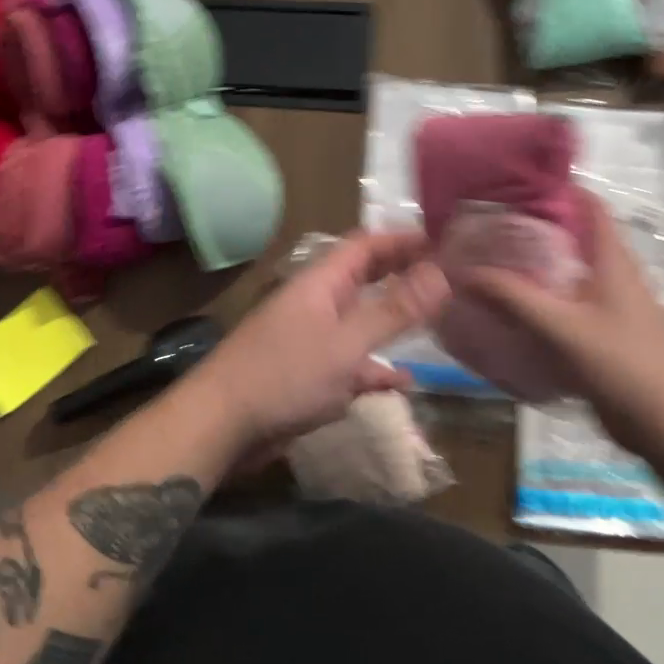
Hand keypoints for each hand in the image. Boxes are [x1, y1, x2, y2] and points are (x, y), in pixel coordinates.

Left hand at [186, 231, 450, 457]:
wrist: (221, 424)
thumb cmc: (285, 375)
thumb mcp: (347, 343)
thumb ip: (395, 311)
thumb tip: (442, 273)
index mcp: (321, 283)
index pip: (365, 245)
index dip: (401, 239)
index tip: (442, 241)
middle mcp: (316, 304)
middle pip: (362, 279)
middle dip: (399, 274)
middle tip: (441, 276)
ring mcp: (309, 340)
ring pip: (358, 322)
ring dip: (390, 322)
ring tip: (431, 325)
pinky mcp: (306, 375)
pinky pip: (349, 364)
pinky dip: (373, 369)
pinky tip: (400, 383)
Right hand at [462, 187, 663, 405]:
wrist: (663, 422)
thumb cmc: (617, 362)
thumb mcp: (558, 326)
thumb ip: (513, 297)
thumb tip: (466, 273)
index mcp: (613, 260)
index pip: (591, 206)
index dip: (559, 190)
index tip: (517, 189)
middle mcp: (619, 274)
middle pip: (579, 237)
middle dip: (540, 230)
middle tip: (496, 230)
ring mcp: (619, 305)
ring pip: (577, 272)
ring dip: (544, 266)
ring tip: (501, 266)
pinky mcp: (613, 333)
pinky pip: (577, 303)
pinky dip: (551, 298)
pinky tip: (522, 312)